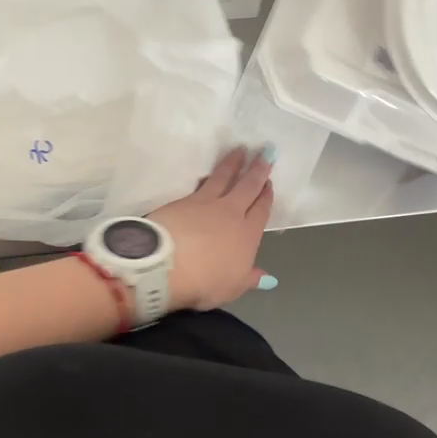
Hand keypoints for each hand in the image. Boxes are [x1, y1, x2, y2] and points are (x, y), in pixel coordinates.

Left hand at [150, 147, 273, 311]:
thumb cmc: (205, 283)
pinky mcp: (182, 201)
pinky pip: (200, 184)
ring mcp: (205, 204)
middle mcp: (230, 214)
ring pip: (223, 178)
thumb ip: (249, 278)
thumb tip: (268, 278)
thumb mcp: (232, 288)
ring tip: (239, 149)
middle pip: (247, 187)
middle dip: (257, 170)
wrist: (167, 268)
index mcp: (247, 235)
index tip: (269, 183)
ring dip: (233, 163)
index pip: (261, 211)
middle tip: (266, 153)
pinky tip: (208, 173)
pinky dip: (208, 176)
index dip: (266, 196)